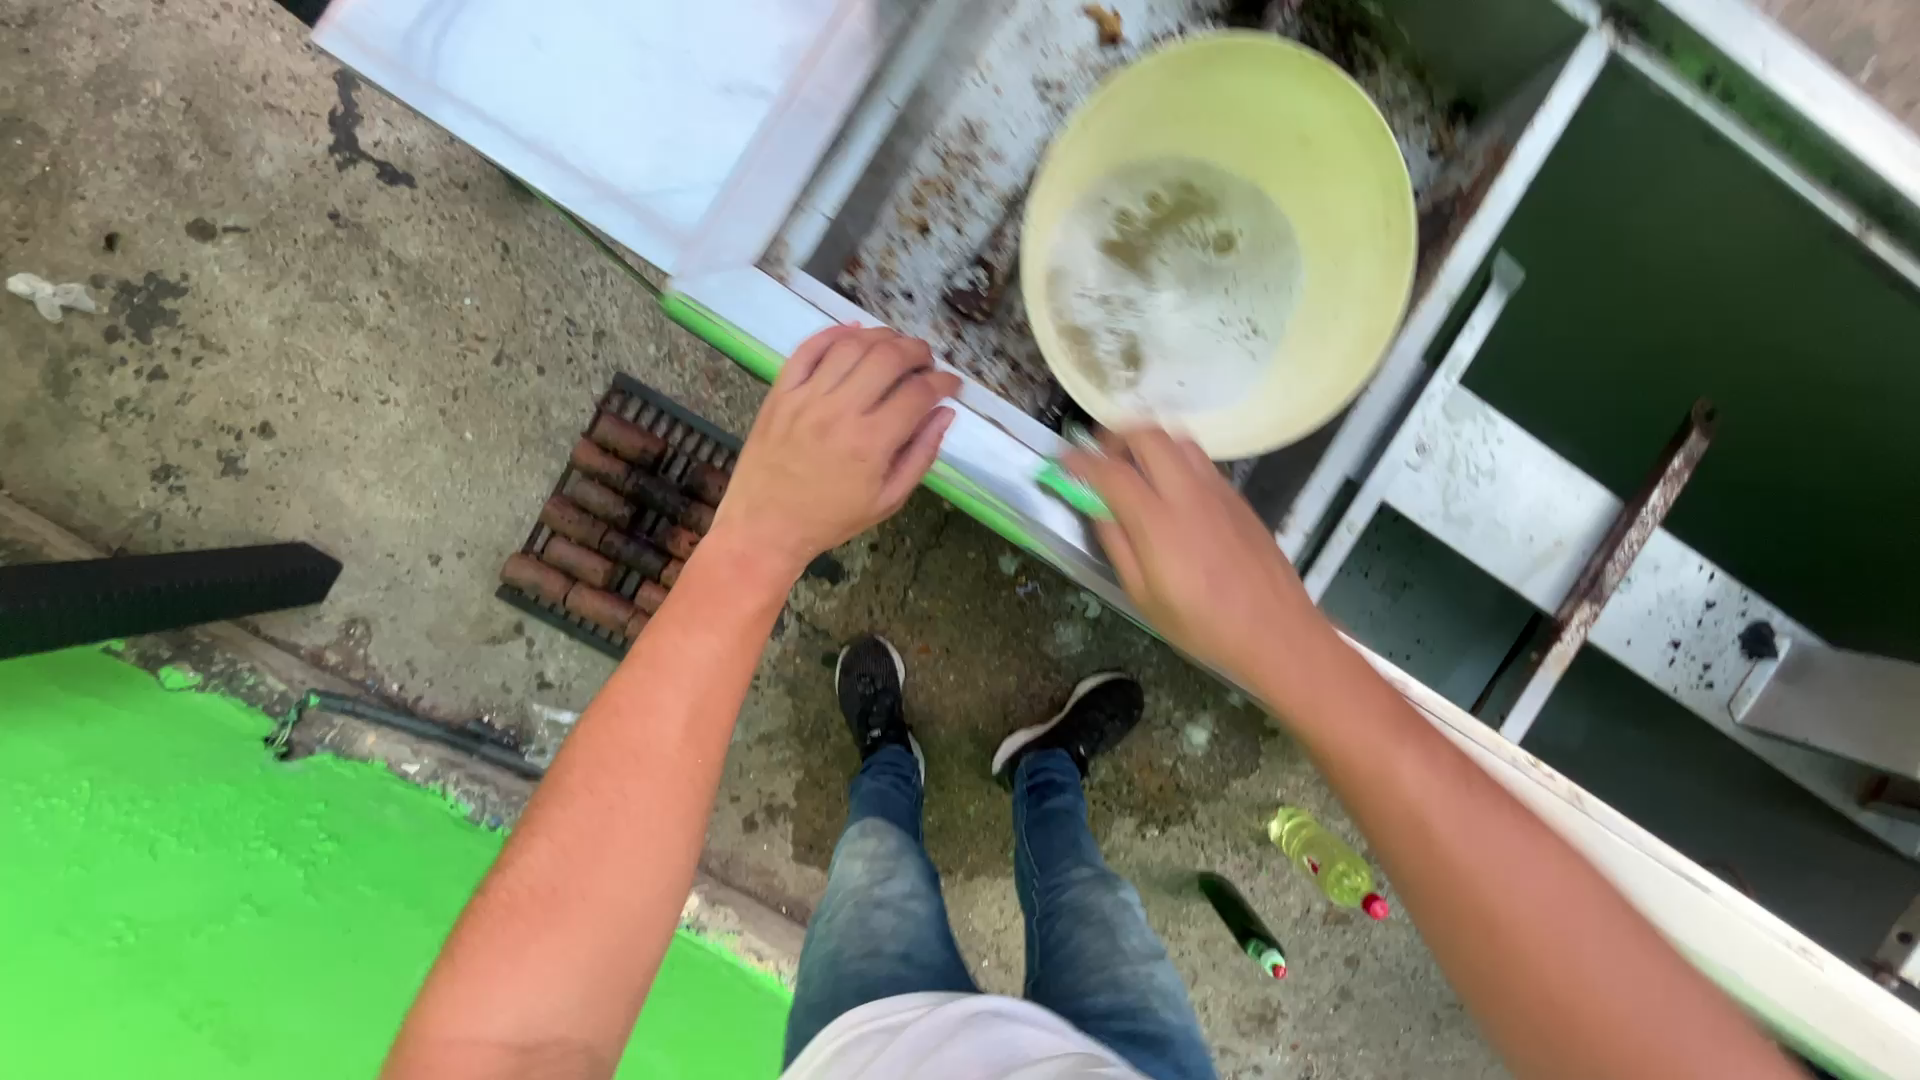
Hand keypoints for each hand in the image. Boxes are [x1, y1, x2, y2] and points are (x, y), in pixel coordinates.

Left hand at [712, 326, 958, 582]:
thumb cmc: (831, 519)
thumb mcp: (888, 500)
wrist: (765, 526)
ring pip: (852, 345)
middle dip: (918, 351)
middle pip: (889, 357)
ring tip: (897, 345)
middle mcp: (840, 411)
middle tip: (927, 361)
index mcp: (871, 443)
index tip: (952, 386)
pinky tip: (855, 332)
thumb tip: (945, 415)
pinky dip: (835, 333)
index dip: (944, 383)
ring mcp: (807, 397)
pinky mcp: (781, 392)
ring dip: (883, 337)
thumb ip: (921, 455)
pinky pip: (809, 348)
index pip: (919, 393)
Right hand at [1066, 428, 1321, 685]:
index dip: (1081, 461)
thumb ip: (1117, 545)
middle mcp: (1188, 493)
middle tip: (1099, 455)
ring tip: (1133, 464)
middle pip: (1148, 436)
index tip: (1063, 459)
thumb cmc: (1202, 625)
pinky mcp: (1236, 497)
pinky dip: (1174, 457)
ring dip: (1148, 441)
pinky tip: (1168, 486)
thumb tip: (1098, 510)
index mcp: (1158, 523)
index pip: (1111, 472)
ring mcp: (1217, 491)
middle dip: (1115, 436)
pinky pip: (1199, 459)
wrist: (1275, 630)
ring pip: (1178, 439)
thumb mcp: (1143, 595)